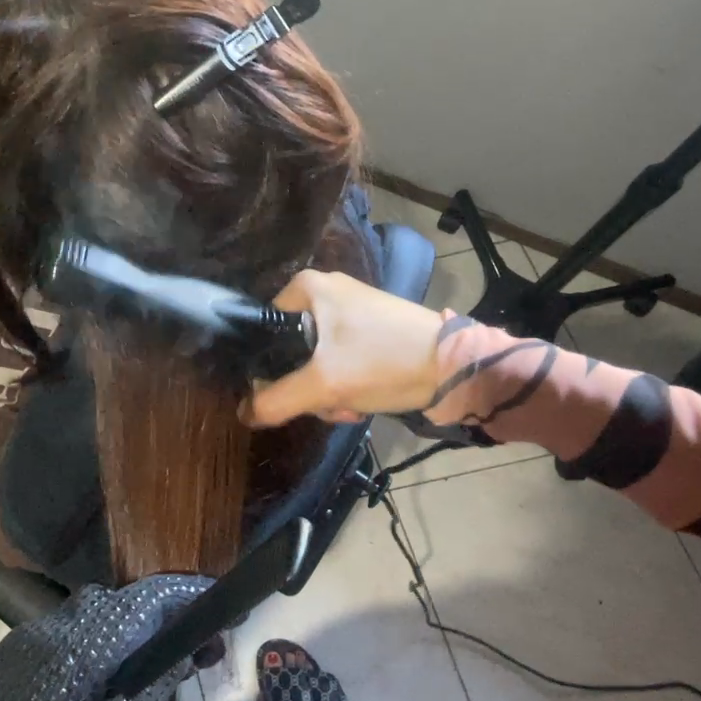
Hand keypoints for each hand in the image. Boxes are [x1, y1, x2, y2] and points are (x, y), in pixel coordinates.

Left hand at [0, 577, 211, 700]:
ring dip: (135, 640)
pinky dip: (106, 654)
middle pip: (119, 606)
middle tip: (202, 656)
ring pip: (96, 622)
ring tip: (168, 682)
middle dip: (163, 622)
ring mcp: (28, 642)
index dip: (182, 595)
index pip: (140, 601)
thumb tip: (180, 651)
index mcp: (72, 650)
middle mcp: (48, 631)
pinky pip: (72, 641)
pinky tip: (122, 695)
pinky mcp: (18, 660)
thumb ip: (142, 698)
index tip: (218, 601)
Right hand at [243, 269, 445, 427]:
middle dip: (305, 386)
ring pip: (316, 359)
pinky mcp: (373, 328)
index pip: (263, 329)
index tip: (290, 390)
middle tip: (327, 403)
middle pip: (290, 348)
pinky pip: (340, 358)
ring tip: (348, 407)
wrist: (456, 368)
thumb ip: (276, 399)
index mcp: (308, 286)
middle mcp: (327, 289)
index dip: (268, 366)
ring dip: (327, 390)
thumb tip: (244, 414)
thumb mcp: (323, 385)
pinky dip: (346, 382)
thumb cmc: (383, 362)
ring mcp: (352, 309)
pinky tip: (360, 401)